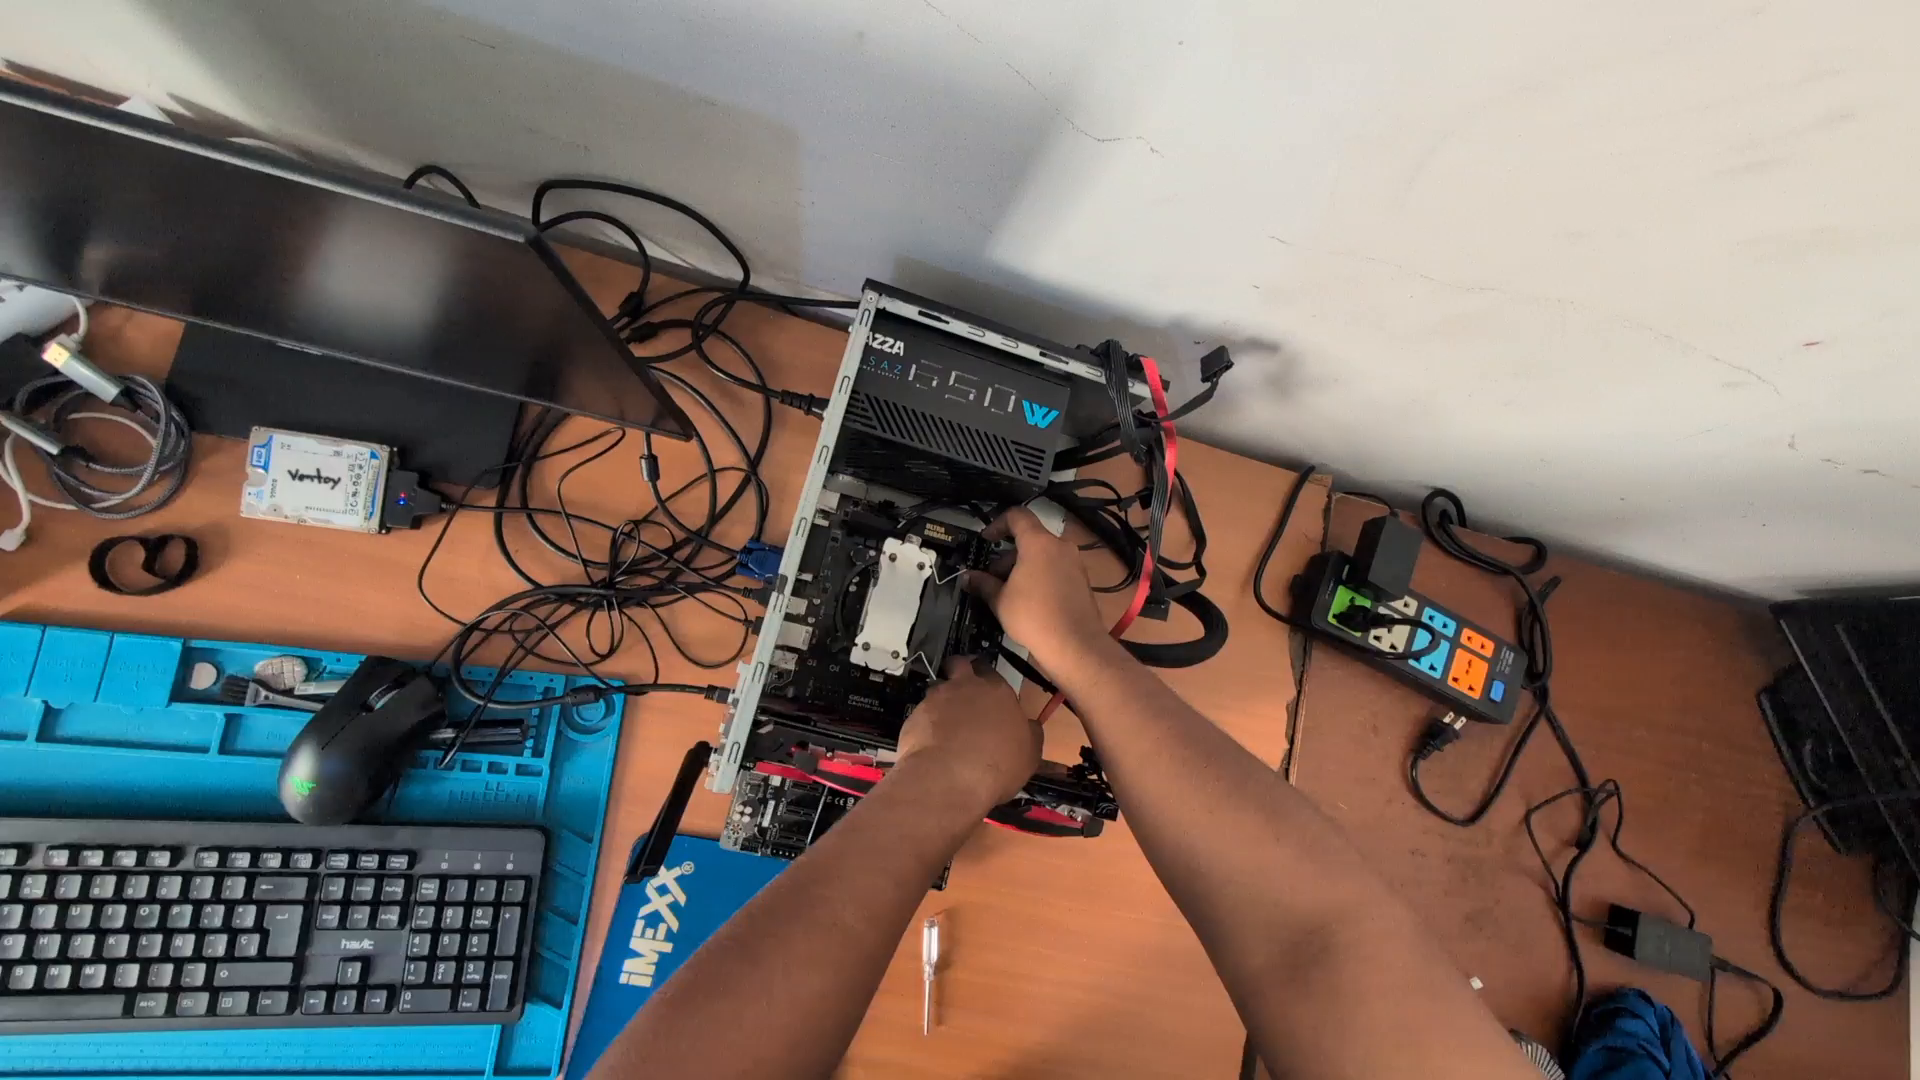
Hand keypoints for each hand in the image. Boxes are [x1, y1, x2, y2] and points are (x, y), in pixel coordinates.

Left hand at [895, 657, 1041, 808]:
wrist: (949, 778)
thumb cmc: (996, 766)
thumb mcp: (1029, 753)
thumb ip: (1029, 733)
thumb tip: (1030, 726)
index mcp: (996, 691)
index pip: (991, 669)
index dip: (988, 677)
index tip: (988, 688)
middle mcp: (965, 687)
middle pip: (959, 664)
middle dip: (959, 669)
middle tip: (962, 687)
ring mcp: (936, 699)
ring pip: (937, 687)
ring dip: (941, 698)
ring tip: (945, 721)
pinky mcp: (914, 716)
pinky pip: (921, 714)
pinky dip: (926, 723)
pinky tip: (931, 742)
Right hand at [963, 508, 1111, 674]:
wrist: (1075, 645)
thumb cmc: (1033, 617)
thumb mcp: (1000, 600)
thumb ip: (982, 583)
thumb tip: (967, 578)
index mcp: (1039, 543)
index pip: (1017, 516)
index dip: (997, 524)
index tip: (986, 540)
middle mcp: (1060, 546)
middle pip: (1030, 538)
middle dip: (1007, 555)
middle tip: (992, 576)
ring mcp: (1074, 563)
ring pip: (1043, 554)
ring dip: (1022, 567)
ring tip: (1007, 592)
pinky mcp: (1082, 580)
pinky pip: (1055, 568)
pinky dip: (1039, 575)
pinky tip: (1028, 600)